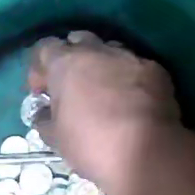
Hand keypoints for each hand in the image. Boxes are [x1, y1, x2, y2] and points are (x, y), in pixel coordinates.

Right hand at [27, 31, 185, 194]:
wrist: (147, 153)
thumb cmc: (91, 143)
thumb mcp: (55, 138)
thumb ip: (44, 119)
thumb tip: (44, 113)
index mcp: (66, 64)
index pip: (44, 48)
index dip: (38, 69)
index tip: (41, 93)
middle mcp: (98, 51)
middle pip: (78, 41)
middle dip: (70, 60)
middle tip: (70, 89)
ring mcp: (130, 58)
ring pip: (109, 51)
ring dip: (100, 67)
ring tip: (101, 94)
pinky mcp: (156, 70)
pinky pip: (134, 67)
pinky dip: (127, 79)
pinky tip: (129, 102)